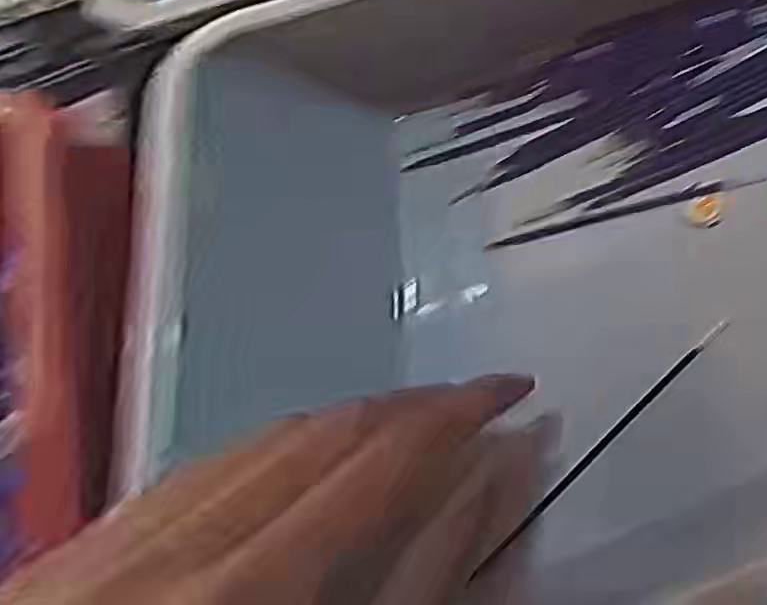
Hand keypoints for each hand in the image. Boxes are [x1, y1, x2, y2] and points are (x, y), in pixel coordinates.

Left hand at [0, 375, 546, 604]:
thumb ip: (436, 563)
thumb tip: (505, 462)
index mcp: (247, 597)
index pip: (392, 449)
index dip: (468, 404)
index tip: (513, 388)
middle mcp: (157, 566)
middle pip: (330, 431)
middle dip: (418, 405)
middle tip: (470, 405)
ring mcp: (82, 570)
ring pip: (260, 440)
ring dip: (351, 422)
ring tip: (401, 429)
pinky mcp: (42, 578)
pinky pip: (188, 476)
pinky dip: (271, 453)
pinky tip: (299, 467)